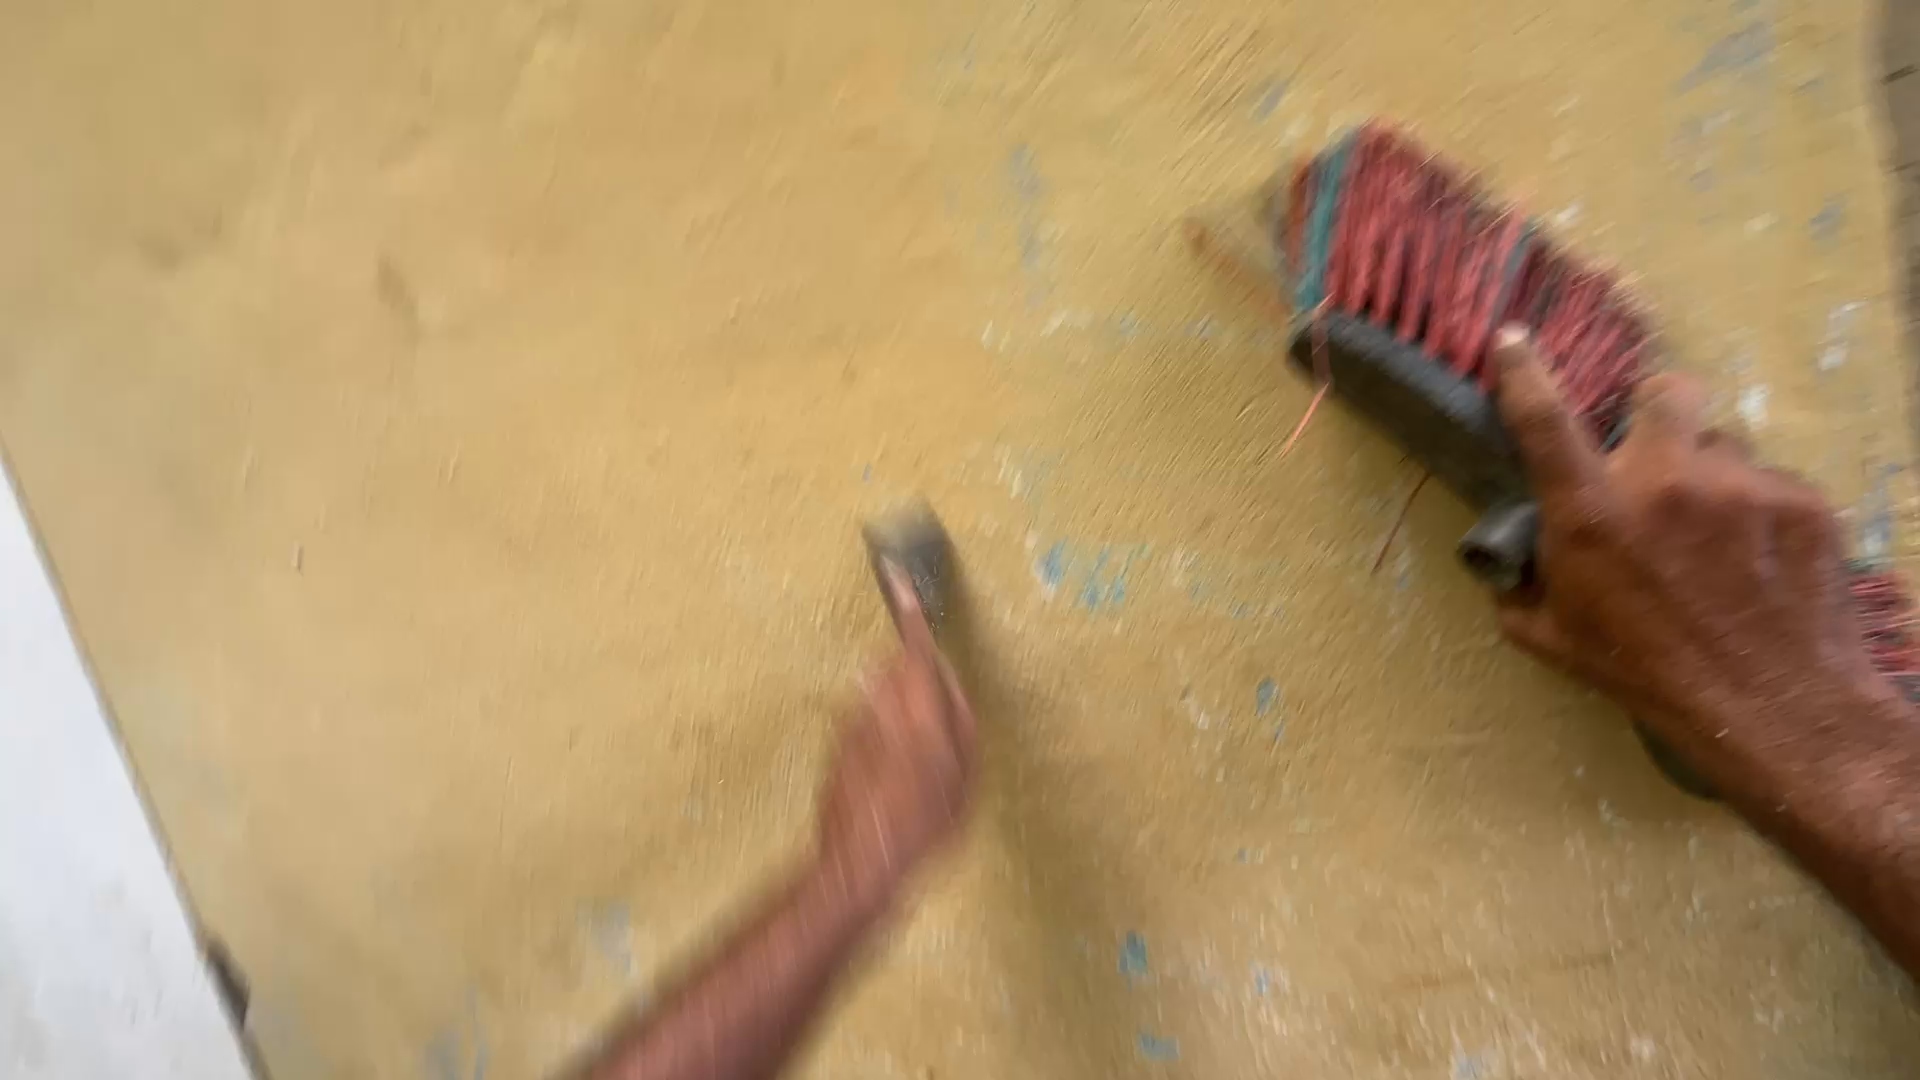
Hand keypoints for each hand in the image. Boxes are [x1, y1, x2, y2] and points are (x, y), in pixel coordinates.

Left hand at [816, 569, 976, 910]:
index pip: (913, 644)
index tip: (898, 574)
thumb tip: (946, 678)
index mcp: (918, 708)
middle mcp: (878, 705)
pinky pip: (866, 717)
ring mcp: (852, 723)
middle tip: (935, 711)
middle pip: (895, 664)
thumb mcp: (966, 777)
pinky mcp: (837, 742)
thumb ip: (960, 717)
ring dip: (898, 701)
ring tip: (914, 754)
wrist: (859, 862)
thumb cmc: (923, 823)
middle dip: (914, 670)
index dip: (909, 607)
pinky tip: (892, 771)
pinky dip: (881, 728)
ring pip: (879, 689)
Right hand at [1487, 325, 1903, 798]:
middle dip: (1654, 406)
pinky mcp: (1806, 504)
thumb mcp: (1542, 629)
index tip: (1514, 337)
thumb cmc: (1633, 665)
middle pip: (1667, 392)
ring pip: (1720, 443)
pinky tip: (1749, 555)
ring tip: (1705, 527)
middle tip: (1649, 447)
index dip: (1524, 373)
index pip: (1545, 423)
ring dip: (1703, 469)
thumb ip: (1519, 579)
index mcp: (1589, 514)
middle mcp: (1665, 483)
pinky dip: (1749, 506)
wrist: (1768, 703)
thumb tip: (1514, 555)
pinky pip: (1768, 481)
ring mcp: (1744, 488)